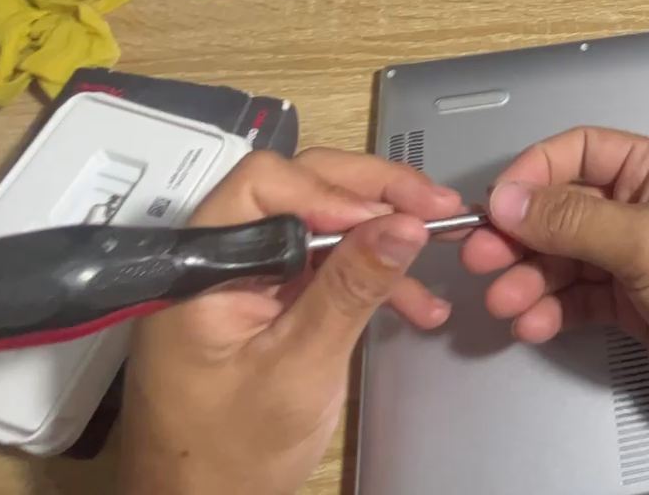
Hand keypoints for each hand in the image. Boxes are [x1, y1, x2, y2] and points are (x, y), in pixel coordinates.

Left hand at [116, 148, 461, 494]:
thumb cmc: (229, 461)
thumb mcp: (300, 371)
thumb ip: (351, 290)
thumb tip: (407, 223)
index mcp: (204, 268)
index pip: (266, 185)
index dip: (331, 191)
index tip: (389, 218)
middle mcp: (226, 258)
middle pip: (305, 189)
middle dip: (376, 196)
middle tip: (435, 205)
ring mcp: (255, 277)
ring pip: (329, 221)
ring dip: (388, 231)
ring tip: (444, 239)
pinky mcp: (280, 298)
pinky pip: (335, 263)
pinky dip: (379, 275)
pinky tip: (421, 303)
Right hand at [460, 127, 648, 427]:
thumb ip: (576, 221)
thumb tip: (518, 198)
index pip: (578, 153)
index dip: (533, 174)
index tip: (498, 205)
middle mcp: (645, 207)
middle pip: (563, 209)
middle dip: (521, 235)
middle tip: (485, 259)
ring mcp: (640, 257)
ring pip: (566, 257)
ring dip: (530, 278)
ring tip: (510, 301)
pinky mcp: (638, 302)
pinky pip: (580, 297)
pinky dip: (553, 309)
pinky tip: (537, 321)